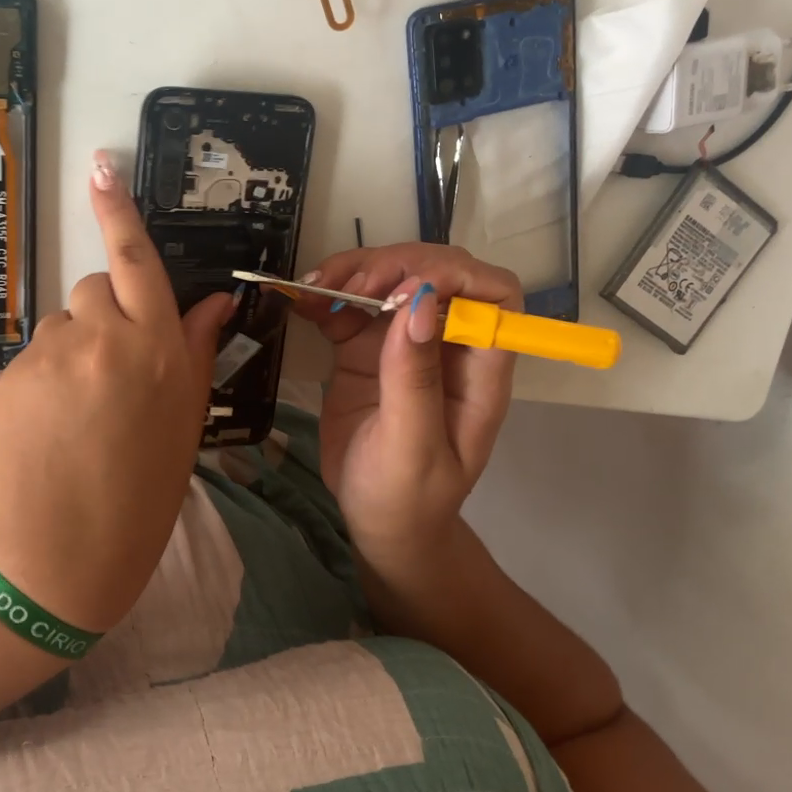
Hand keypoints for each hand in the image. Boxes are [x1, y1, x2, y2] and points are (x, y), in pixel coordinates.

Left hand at [0, 151, 232, 633]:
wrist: (62, 557)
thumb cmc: (139, 495)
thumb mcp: (185, 423)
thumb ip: (196, 351)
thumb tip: (216, 298)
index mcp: (160, 350)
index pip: (138, 262)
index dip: (119, 211)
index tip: (101, 166)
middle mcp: (105, 341)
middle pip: (95, 288)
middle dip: (102, 314)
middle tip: (107, 372)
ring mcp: (50, 358)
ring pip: (58, 324)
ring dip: (70, 351)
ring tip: (75, 413)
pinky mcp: (8, 378)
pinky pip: (28, 360)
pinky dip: (37, 382)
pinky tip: (44, 429)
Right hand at [289, 244, 522, 578]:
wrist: (377, 524)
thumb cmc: (408, 498)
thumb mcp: (413, 448)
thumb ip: (415, 378)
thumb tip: (416, 304)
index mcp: (478, 370)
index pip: (492, 296)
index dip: (455, 277)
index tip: (402, 291)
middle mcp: (447, 346)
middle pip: (436, 275)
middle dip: (394, 266)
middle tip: (348, 287)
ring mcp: (403, 344)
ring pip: (389, 281)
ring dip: (354, 272)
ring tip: (315, 287)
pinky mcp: (364, 350)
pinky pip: (349, 307)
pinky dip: (325, 295)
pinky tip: (300, 299)